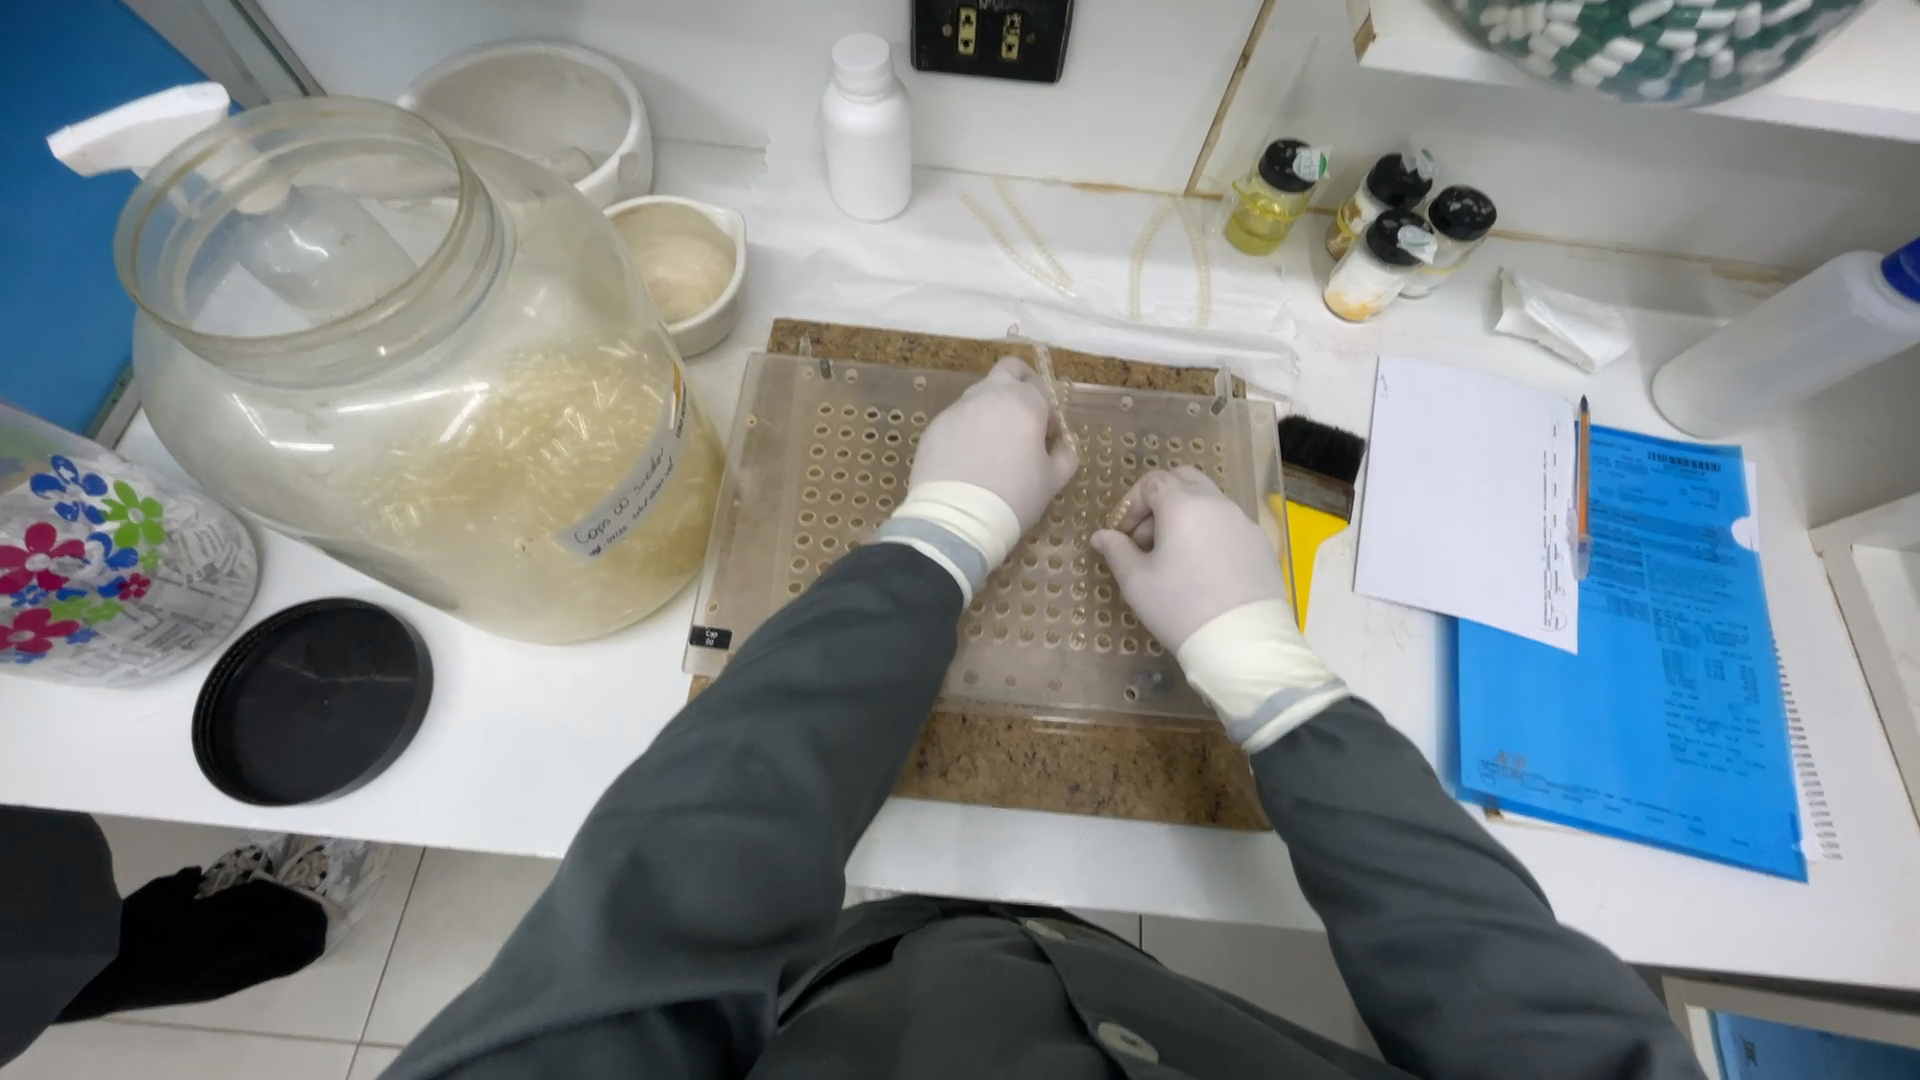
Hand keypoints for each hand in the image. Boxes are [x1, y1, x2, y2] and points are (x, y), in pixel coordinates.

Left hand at [909, 356, 1078, 531]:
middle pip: (1009, 369)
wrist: (957, 518)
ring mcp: (958, 409)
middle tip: (1024, 415)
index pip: (1043, 388)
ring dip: (992, 408)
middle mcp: (989, 396)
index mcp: (1024, 404)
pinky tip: (968, 459)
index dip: (1050, 411)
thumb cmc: (1014, 497)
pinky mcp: (935, 426)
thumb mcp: (1053, 481)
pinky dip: (967, 429)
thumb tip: (1063, 444)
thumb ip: (1065, 454)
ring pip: (980, 393)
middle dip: (1021, 383)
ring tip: (993, 445)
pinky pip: (957, 418)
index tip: (1048, 437)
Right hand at [1089, 467, 1291, 651]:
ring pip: (1209, 501)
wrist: (1242, 642)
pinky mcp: (1261, 545)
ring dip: (1185, 516)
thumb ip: (1116, 550)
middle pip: (1184, 479)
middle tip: (1146, 537)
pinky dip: (1209, 532)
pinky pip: (1229, 524)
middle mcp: (1217, 504)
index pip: (1152, 482)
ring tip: (1173, 555)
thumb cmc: (1180, 607)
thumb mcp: (1136, 581)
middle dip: (1160, 500)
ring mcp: (1244, 523)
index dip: (1131, 504)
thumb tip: (1101, 536)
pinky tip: (1202, 569)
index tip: (1122, 535)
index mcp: (1184, 505)